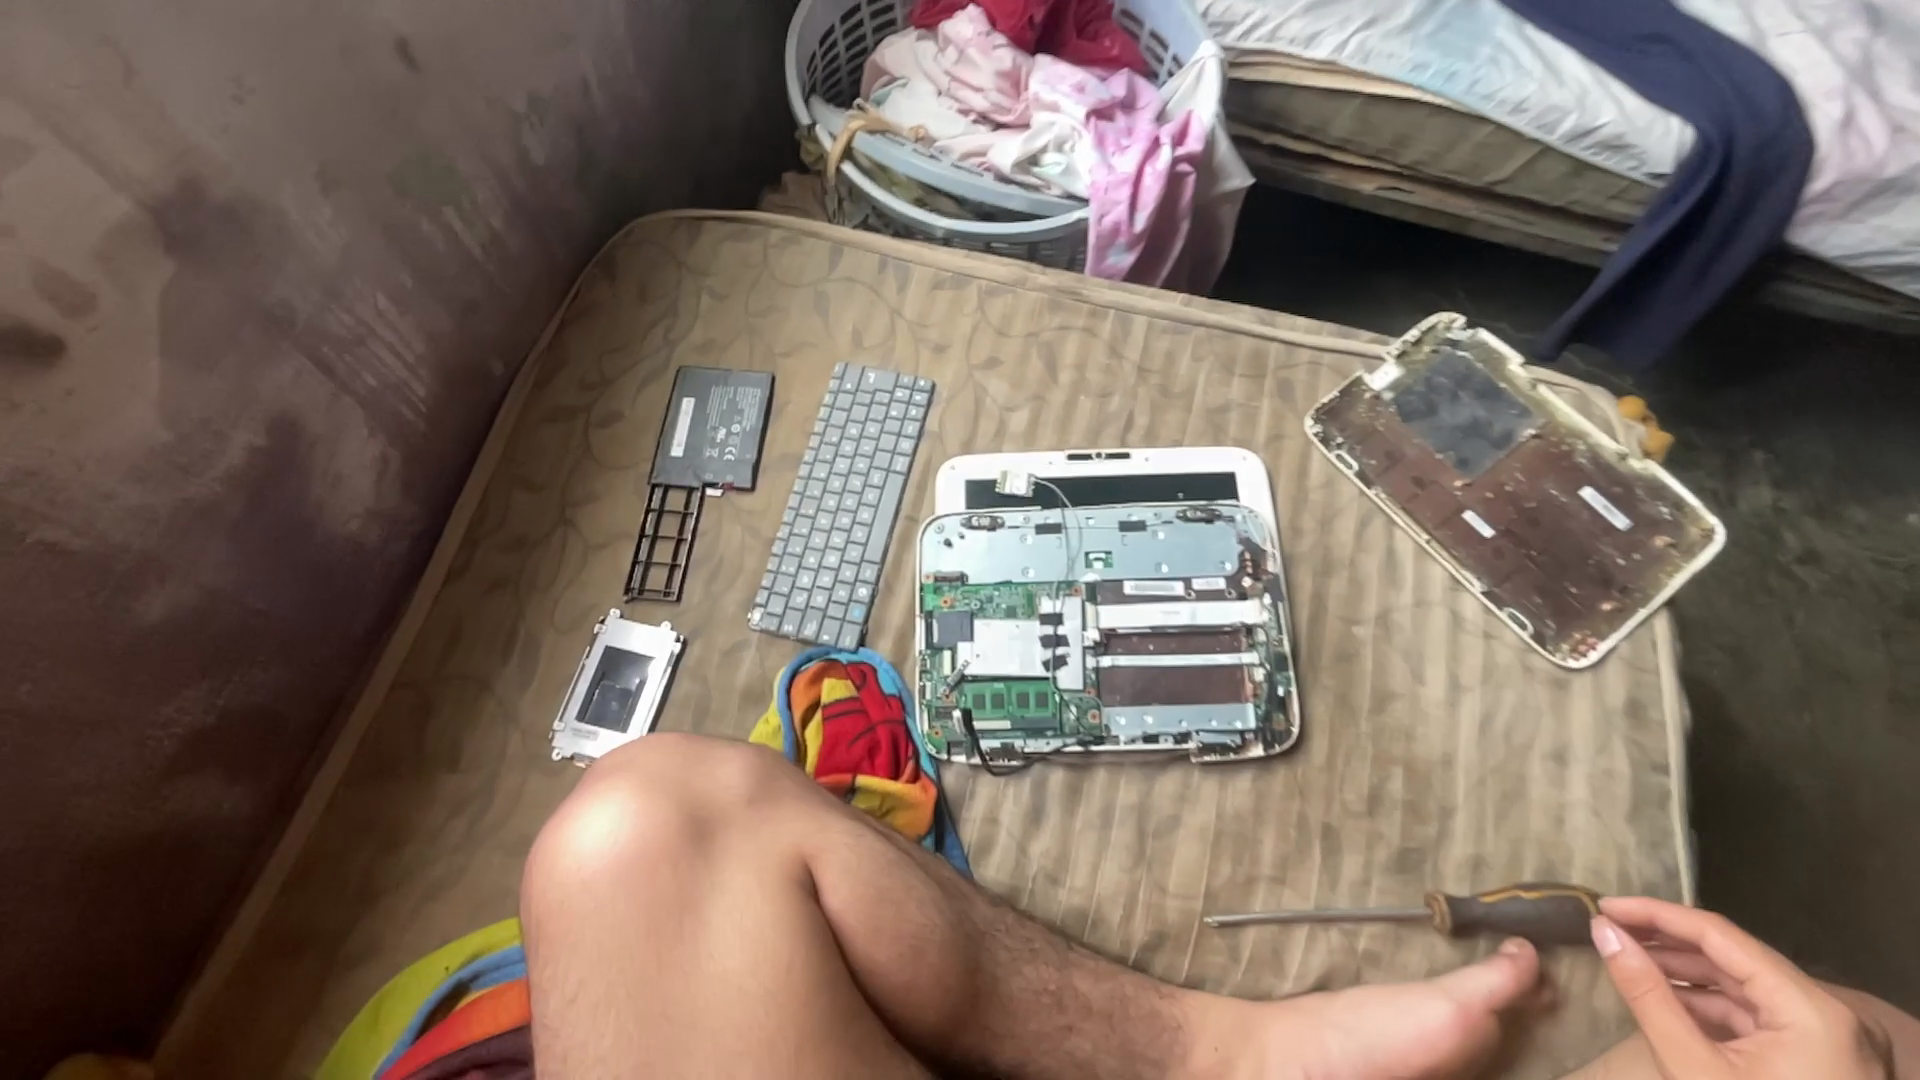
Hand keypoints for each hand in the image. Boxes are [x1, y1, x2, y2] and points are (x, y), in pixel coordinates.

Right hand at [1591, 896, 1891, 1079]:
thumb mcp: (1692, 1066)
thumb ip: (1646, 992)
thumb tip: (1602, 930)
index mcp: (1810, 1009)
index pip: (1719, 934)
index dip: (1655, 913)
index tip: (1601, 904)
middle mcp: (1830, 1012)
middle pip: (1732, 954)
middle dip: (1664, 939)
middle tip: (1607, 929)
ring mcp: (1832, 1035)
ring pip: (1742, 980)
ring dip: (1680, 968)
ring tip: (1626, 957)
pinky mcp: (1823, 1054)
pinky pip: (1755, 1009)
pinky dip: (1706, 999)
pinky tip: (1664, 996)